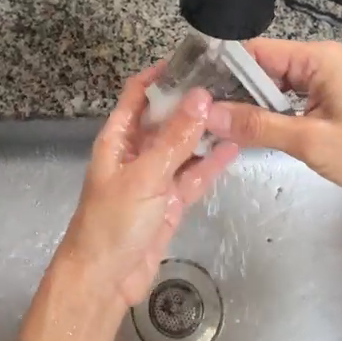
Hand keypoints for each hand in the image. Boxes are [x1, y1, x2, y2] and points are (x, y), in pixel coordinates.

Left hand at [56, 66, 239, 307]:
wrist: (104, 280)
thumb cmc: (112, 222)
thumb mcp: (145, 175)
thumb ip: (175, 138)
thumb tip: (200, 97)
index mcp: (119, 138)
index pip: (138, 93)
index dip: (162, 74)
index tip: (193, 59)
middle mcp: (137, 152)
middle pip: (166, 117)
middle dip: (192, 101)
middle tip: (228, 81)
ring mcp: (155, 178)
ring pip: (184, 146)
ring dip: (206, 130)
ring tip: (237, 108)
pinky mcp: (170, 202)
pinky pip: (193, 175)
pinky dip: (211, 162)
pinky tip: (234, 146)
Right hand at [204, 39, 341, 201]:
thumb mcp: (310, 141)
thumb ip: (258, 126)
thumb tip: (209, 115)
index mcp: (318, 58)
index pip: (257, 51)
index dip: (222, 67)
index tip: (191, 85)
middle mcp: (321, 60)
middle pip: (263, 67)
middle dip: (232, 88)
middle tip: (196, 110)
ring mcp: (327, 78)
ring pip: (274, 84)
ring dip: (250, 102)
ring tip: (212, 119)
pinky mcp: (330, 97)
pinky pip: (290, 96)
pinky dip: (270, 111)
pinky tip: (248, 127)